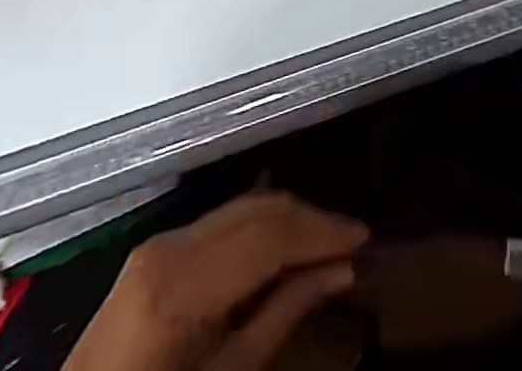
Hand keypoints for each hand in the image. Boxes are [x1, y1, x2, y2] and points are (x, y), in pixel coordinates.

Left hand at [65, 192, 367, 370]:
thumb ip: (287, 313)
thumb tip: (344, 269)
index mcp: (180, 287)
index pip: (270, 236)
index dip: (323, 231)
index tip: (364, 239)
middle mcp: (169, 248)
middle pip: (261, 211)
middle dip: (313, 220)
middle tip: (352, 241)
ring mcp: (159, 244)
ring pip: (247, 207)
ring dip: (292, 219)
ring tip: (327, 242)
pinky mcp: (157, 249)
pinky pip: (226, 221)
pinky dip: (265, 226)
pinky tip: (287, 246)